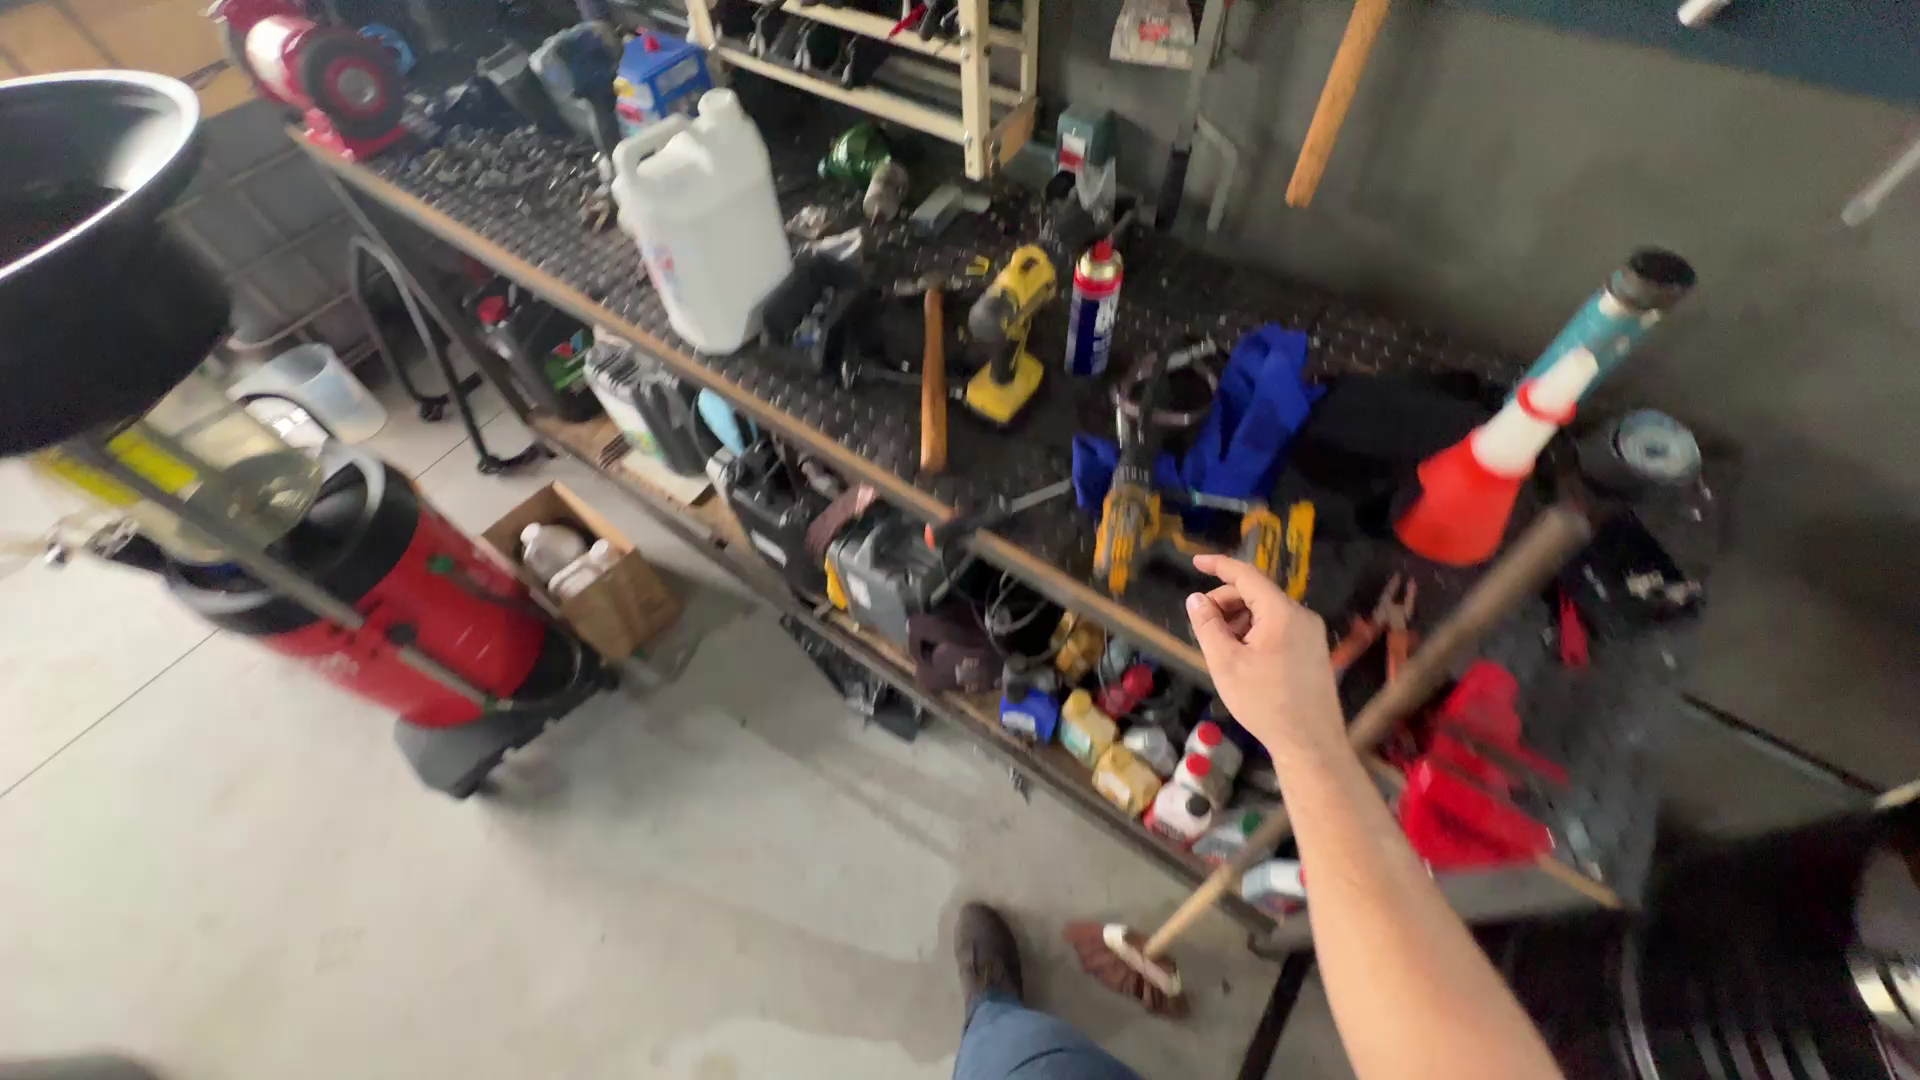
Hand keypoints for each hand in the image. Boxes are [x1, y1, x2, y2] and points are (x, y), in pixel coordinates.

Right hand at [1186, 554, 1345, 765]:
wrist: (1310, 742)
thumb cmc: (1264, 702)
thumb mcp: (1225, 663)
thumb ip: (1207, 625)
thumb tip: (1196, 598)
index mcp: (1281, 613)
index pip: (1246, 575)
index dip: (1218, 565)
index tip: (1195, 561)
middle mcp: (1301, 615)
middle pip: (1255, 594)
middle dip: (1225, 603)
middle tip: (1203, 628)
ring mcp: (1311, 633)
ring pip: (1266, 612)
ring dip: (1239, 620)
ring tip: (1223, 649)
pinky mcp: (1313, 650)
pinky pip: (1278, 627)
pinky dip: (1255, 632)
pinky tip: (1242, 658)